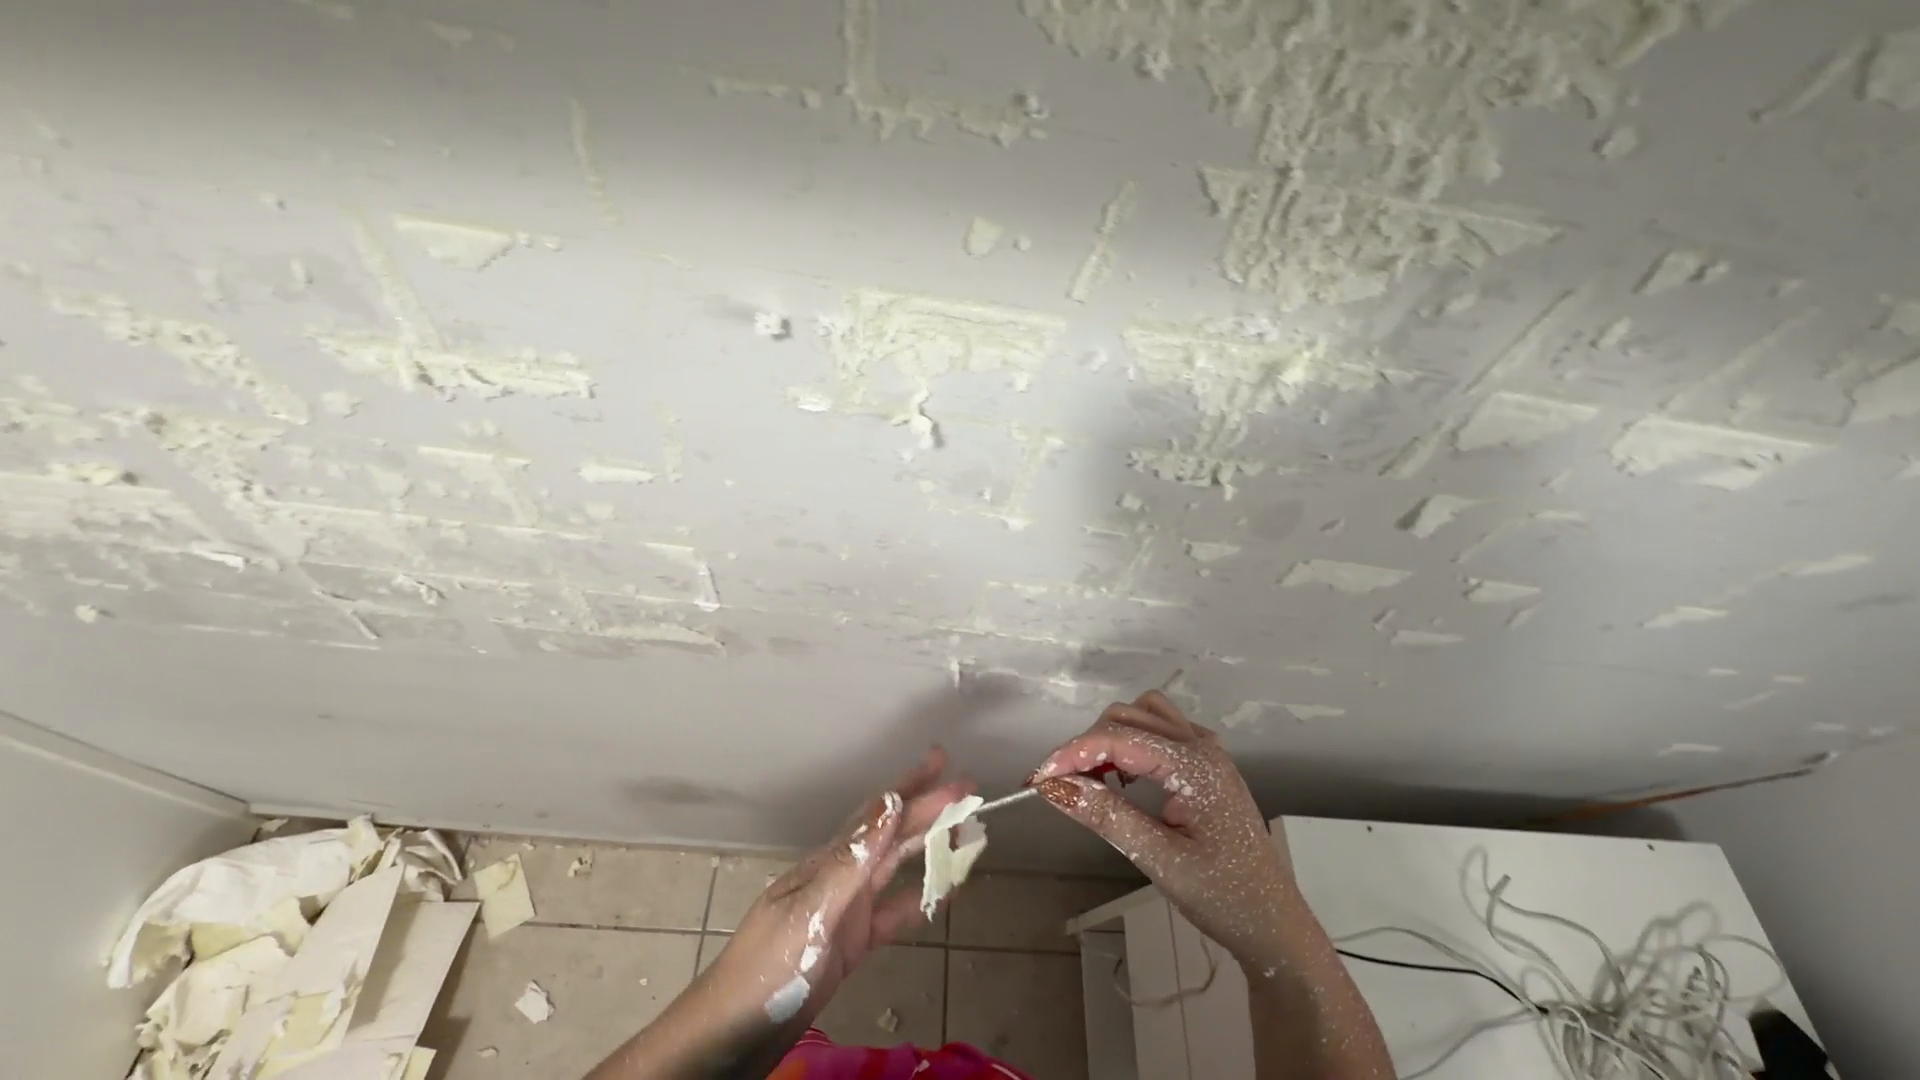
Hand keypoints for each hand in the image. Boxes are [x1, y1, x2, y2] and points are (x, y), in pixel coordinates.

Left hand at [702, 747, 973, 1030]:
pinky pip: (894, 914)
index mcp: (828, 862)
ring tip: (965, 831)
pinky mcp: (852, 944)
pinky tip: (944, 893)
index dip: (910, 786)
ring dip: (930, 847)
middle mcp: (840, 877)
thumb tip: (890, 801)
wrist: (734, 1033)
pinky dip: (920, 900)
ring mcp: (846, 910)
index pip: (877, 813)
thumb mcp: (811, 911)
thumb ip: (852, 861)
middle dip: (929, 810)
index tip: (942, 759)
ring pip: (896, 868)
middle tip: (969, 790)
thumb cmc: (769, 967)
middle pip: (892, 835)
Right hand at [1032, 691, 1297, 965]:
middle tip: (1061, 786)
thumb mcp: (1158, 860)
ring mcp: (1208, 753)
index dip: (1072, 753)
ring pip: (1144, 715)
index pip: (1119, 739)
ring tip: (1093, 780)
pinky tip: (1125, 779)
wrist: (1273, 924)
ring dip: (1111, 738)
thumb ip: (1106, 817)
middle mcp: (1202, 747)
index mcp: (1195, 766)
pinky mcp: (1206, 766)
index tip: (1036, 779)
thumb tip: (1054, 786)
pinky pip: (1160, 731)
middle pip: (1128, 717)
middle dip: (1087, 744)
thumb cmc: (1222, 896)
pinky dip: (1132, 743)